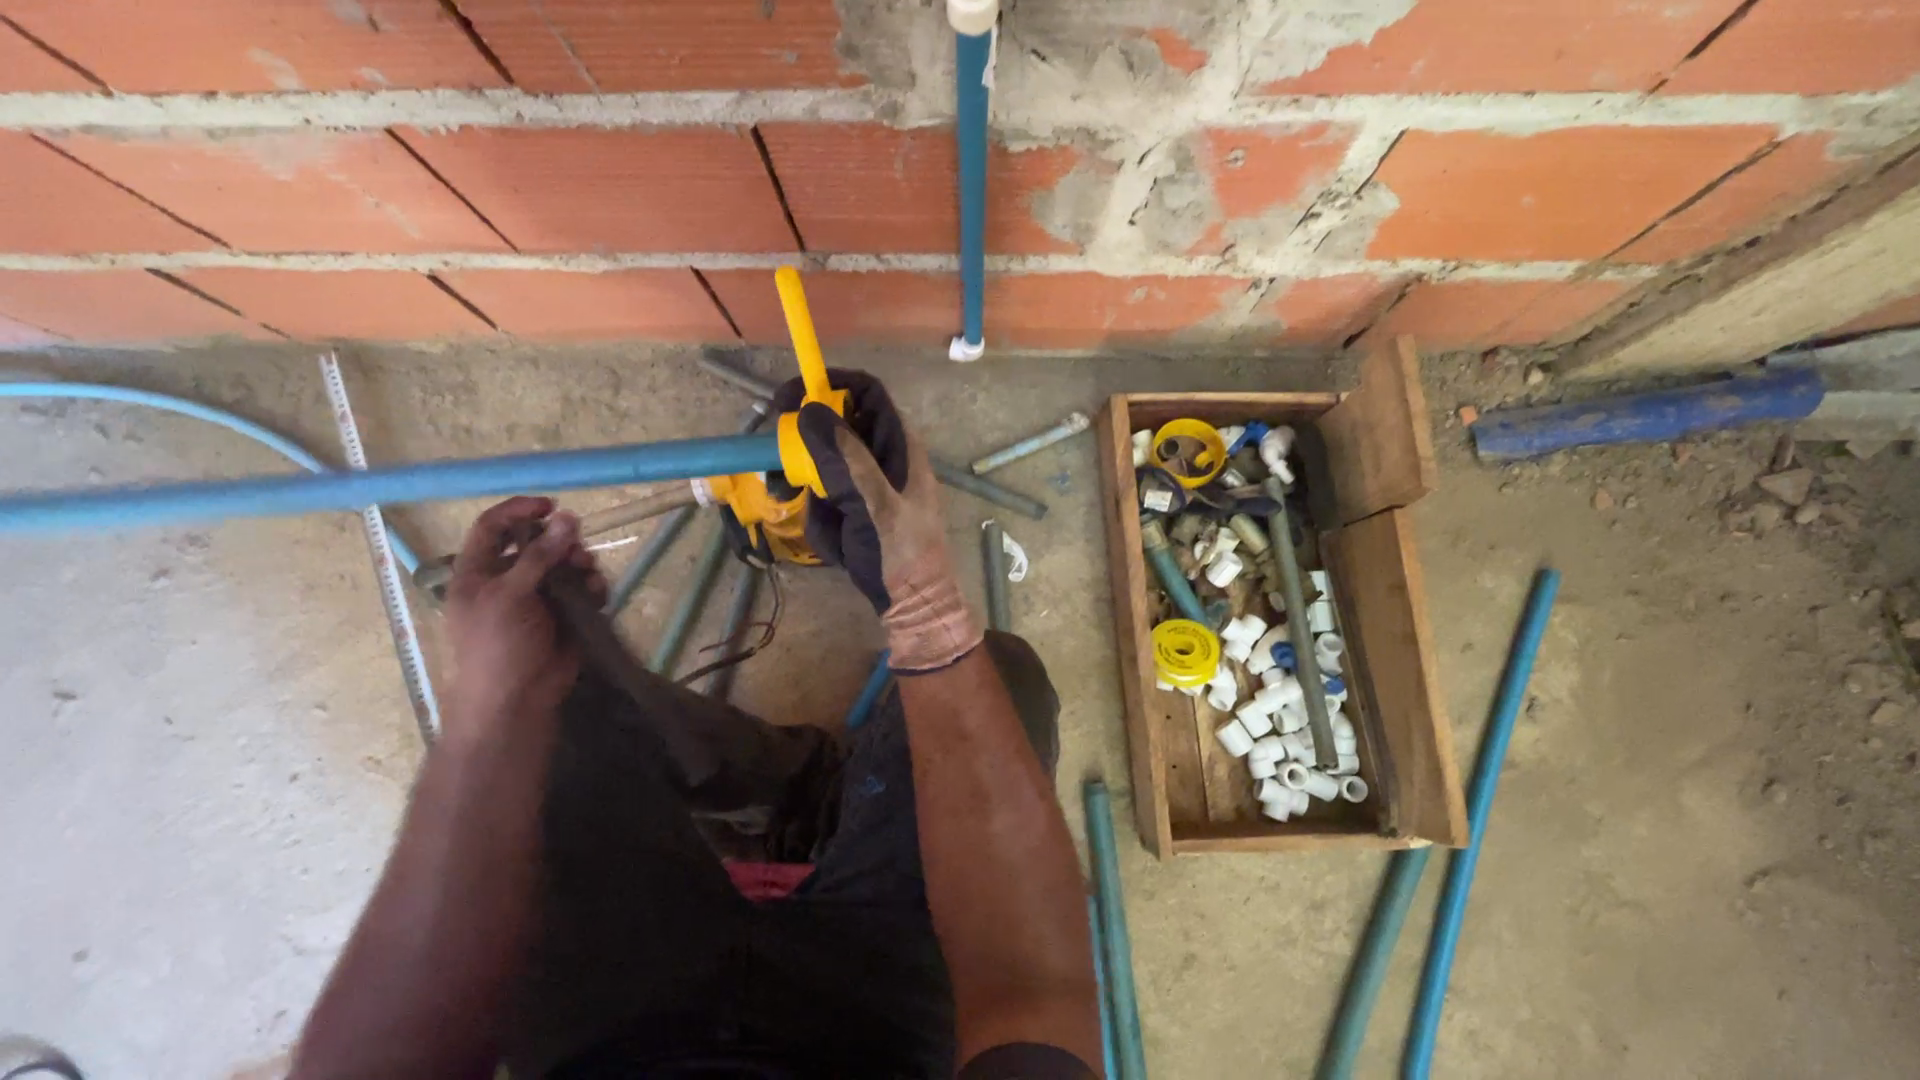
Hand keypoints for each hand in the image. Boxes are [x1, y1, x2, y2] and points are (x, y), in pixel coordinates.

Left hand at [443, 497, 597, 737]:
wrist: (516, 699)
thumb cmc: (497, 645)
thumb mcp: (511, 595)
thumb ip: (539, 555)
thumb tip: (567, 517)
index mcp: (478, 573)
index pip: (493, 527)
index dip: (518, 511)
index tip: (550, 505)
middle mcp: (507, 580)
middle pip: (536, 544)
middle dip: (559, 542)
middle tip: (576, 550)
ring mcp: (537, 598)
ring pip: (564, 565)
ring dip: (579, 564)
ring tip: (588, 574)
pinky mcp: (563, 615)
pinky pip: (582, 590)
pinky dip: (591, 588)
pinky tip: (596, 595)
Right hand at [775, 370, 982, 672]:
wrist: (913, 603)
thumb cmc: (903, 555)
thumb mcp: (876, 506)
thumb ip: (848, 460)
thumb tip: (812, 411)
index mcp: (900, 446)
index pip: (867, 392)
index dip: (831, 385)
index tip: (792, 397)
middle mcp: (884, 454)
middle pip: (840, 420)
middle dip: (806, 432)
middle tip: (777, 450)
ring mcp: (868, 479)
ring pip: (826, 453)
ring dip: (802, 466)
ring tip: (787, 489)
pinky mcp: (855, 502)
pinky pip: (825, 486)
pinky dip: (811, 495)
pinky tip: (813, 515)